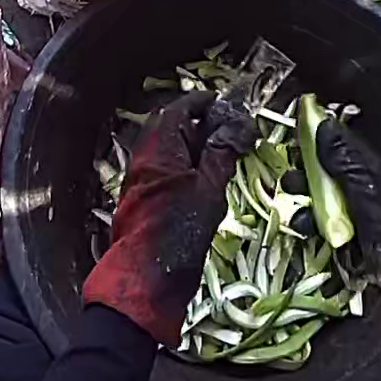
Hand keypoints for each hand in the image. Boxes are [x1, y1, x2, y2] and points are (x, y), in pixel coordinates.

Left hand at [83, 91, 254, 343]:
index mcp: (159, 147)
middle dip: (203, 124)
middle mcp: (146, 156)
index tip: (224, 103)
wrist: (147, 278)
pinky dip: (189, 164)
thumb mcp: (210, 186)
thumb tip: (236, 125)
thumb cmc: (178, 229)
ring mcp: (144, 177)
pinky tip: (210, 176)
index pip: (180, 108)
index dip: (203, 102)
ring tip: (226, 153)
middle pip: (174, 126)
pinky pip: (170, 167)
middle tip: (231, 130)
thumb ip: (222, 152)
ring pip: (173, 148)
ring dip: (197, 145)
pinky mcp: (149, 195)